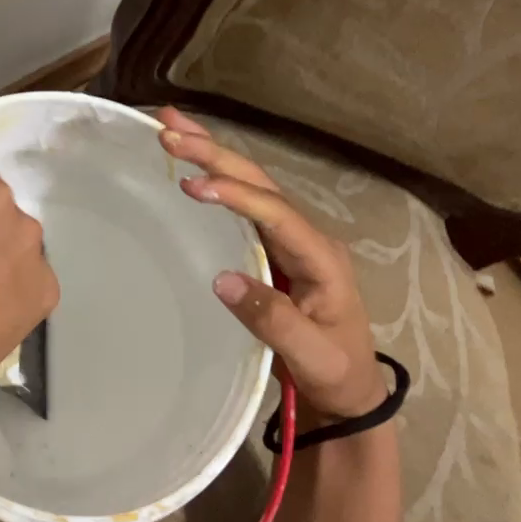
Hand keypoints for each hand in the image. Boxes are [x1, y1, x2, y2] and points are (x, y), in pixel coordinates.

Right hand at [155, 108, 385, 423]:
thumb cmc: (336, 374)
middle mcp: (305, 236)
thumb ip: (273, 320)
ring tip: (171, 127)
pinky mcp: (271, 245)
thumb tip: (221, 279)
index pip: (276, 214)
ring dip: (211, 153)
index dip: (236, 195)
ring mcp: (288, 238)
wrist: (351, 394)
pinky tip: (189, 163)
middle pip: (259, 183)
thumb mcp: (312, 357)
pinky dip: (214, 175)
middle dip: (215, 153)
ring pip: (249, 183)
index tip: (192, 185)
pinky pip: (242, 200)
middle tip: (169, 130)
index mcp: (321, 257)